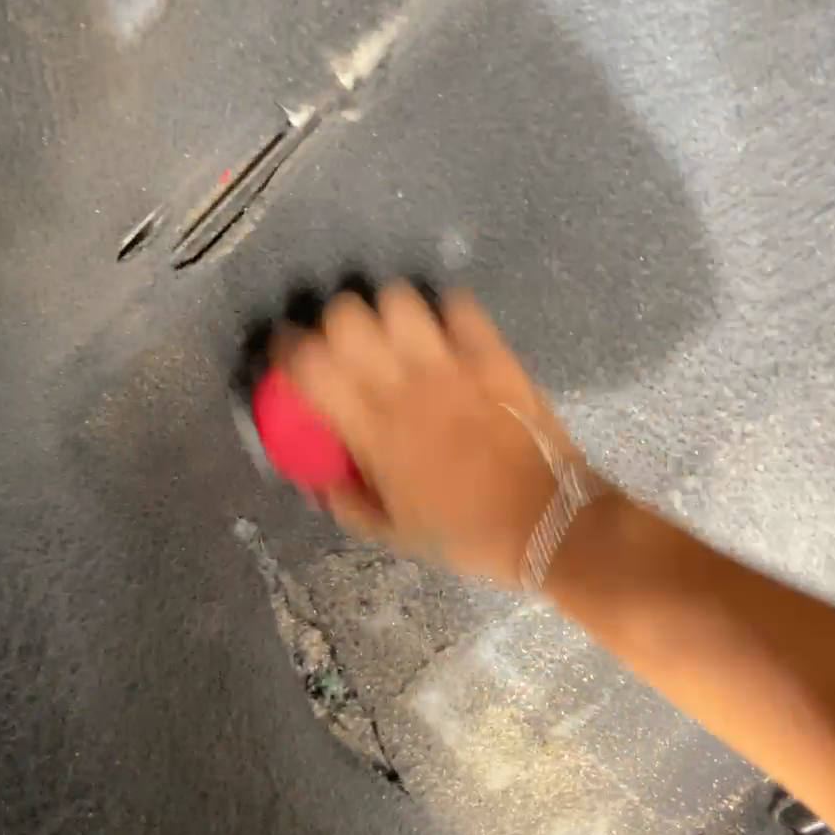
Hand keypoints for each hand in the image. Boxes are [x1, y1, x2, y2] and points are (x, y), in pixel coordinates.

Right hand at [282, 281, 602, 585]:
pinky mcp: (494, 357)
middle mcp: (405, 389)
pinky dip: (443, 312)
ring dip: (385, 312)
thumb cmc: (464, 533)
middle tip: (341, 343)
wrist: (550, 525)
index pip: (311, 366)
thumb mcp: (392, 532)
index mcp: (372, 431)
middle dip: (334, 323)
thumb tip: (319, 484)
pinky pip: (459, 307)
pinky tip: (441, 333)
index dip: (288, 349)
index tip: (285, 351)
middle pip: (348, 317)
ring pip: (399, 301)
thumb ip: (347, 503)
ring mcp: (453, 368)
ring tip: (391, 334)